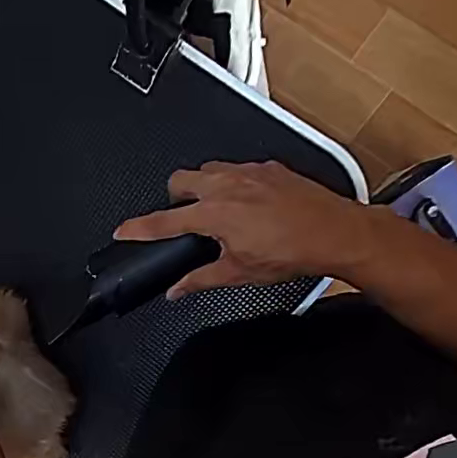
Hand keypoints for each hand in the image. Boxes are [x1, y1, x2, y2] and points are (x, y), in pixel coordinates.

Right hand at [113, 160, 385, 297]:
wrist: (332, 232)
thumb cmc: (291, 251)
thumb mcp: (239, 274)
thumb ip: (201, 280)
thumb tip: (178, 290)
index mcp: (214, 213)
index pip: (164, 220)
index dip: (139, 228)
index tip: (124, 231)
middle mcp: (227, 184)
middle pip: (180, 180)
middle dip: (173, 198)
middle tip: (182, 220)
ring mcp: (248, 171)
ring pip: (209, 169)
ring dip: (203, 187)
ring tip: (216, 212)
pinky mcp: (268, 167)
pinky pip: (238, 169)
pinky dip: (232, 183)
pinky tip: (247, 204)